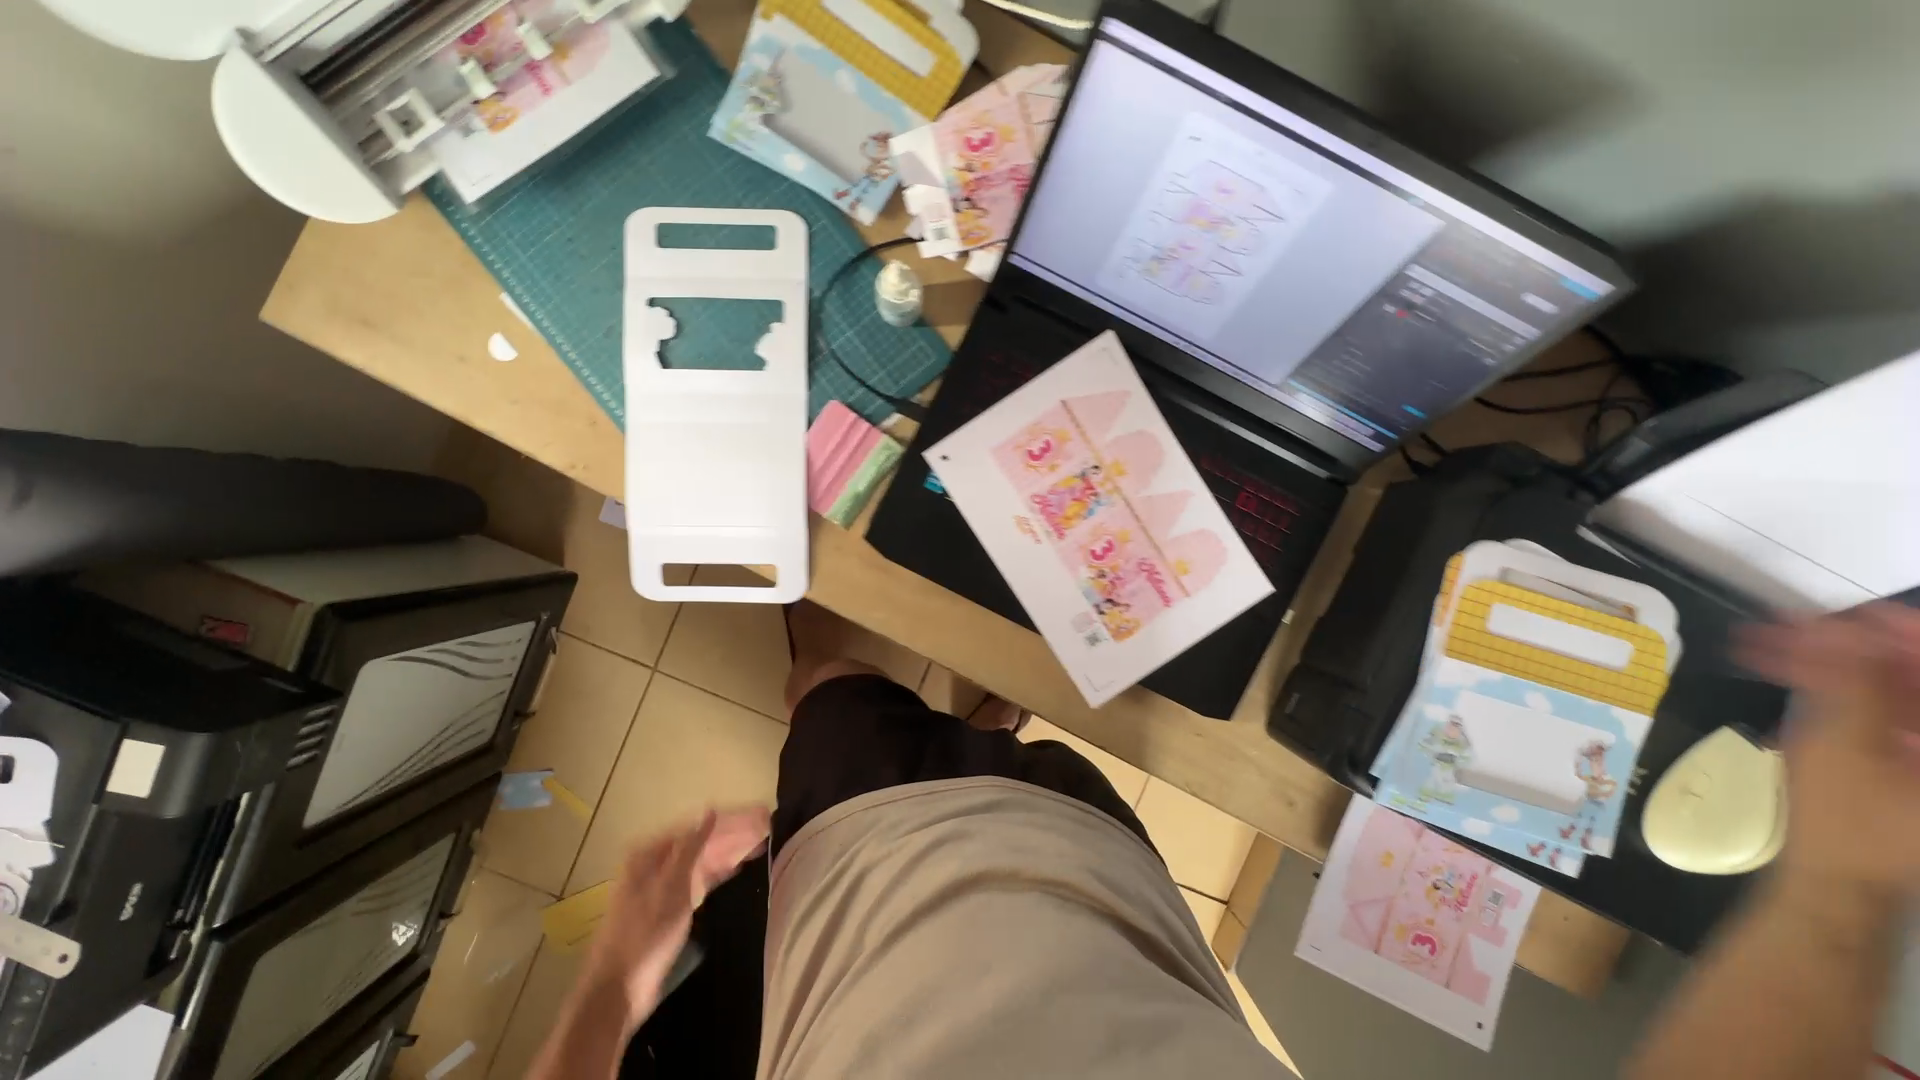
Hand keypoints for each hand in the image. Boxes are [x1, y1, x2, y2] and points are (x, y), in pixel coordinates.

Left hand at [583, 807, 770, 1033]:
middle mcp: (656, 863)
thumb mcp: (671, 886)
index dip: (731, 820)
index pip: (699, 826)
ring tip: (761, 844)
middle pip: (701, 841)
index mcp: (651, 852)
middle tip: (768, 827)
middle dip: (733, 834)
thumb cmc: (644, 934)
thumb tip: (709, 811)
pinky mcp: (670, 908)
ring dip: (730, 852)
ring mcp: (663, 886)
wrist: (618, 988)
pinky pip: (700, 880)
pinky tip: (738, 867)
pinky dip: (718, 872)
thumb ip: (691, 847)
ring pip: (703, 860)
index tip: (761, 816)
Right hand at [1740, 604, 1919, 899]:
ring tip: (1776, 652)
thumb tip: (1841, 627)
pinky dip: (1850, 698)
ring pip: (1901, 697)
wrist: (1838, 887)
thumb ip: (1850, 682)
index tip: (1848, 615)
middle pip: (1916, 681)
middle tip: (1793, 630)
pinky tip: (1801, 688)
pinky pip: (1894, 719)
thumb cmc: (1845, 824)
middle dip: (1857, 649)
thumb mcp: (1842, 748)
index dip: (1904, 637)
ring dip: (1842, 669)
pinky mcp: (1916, 768)